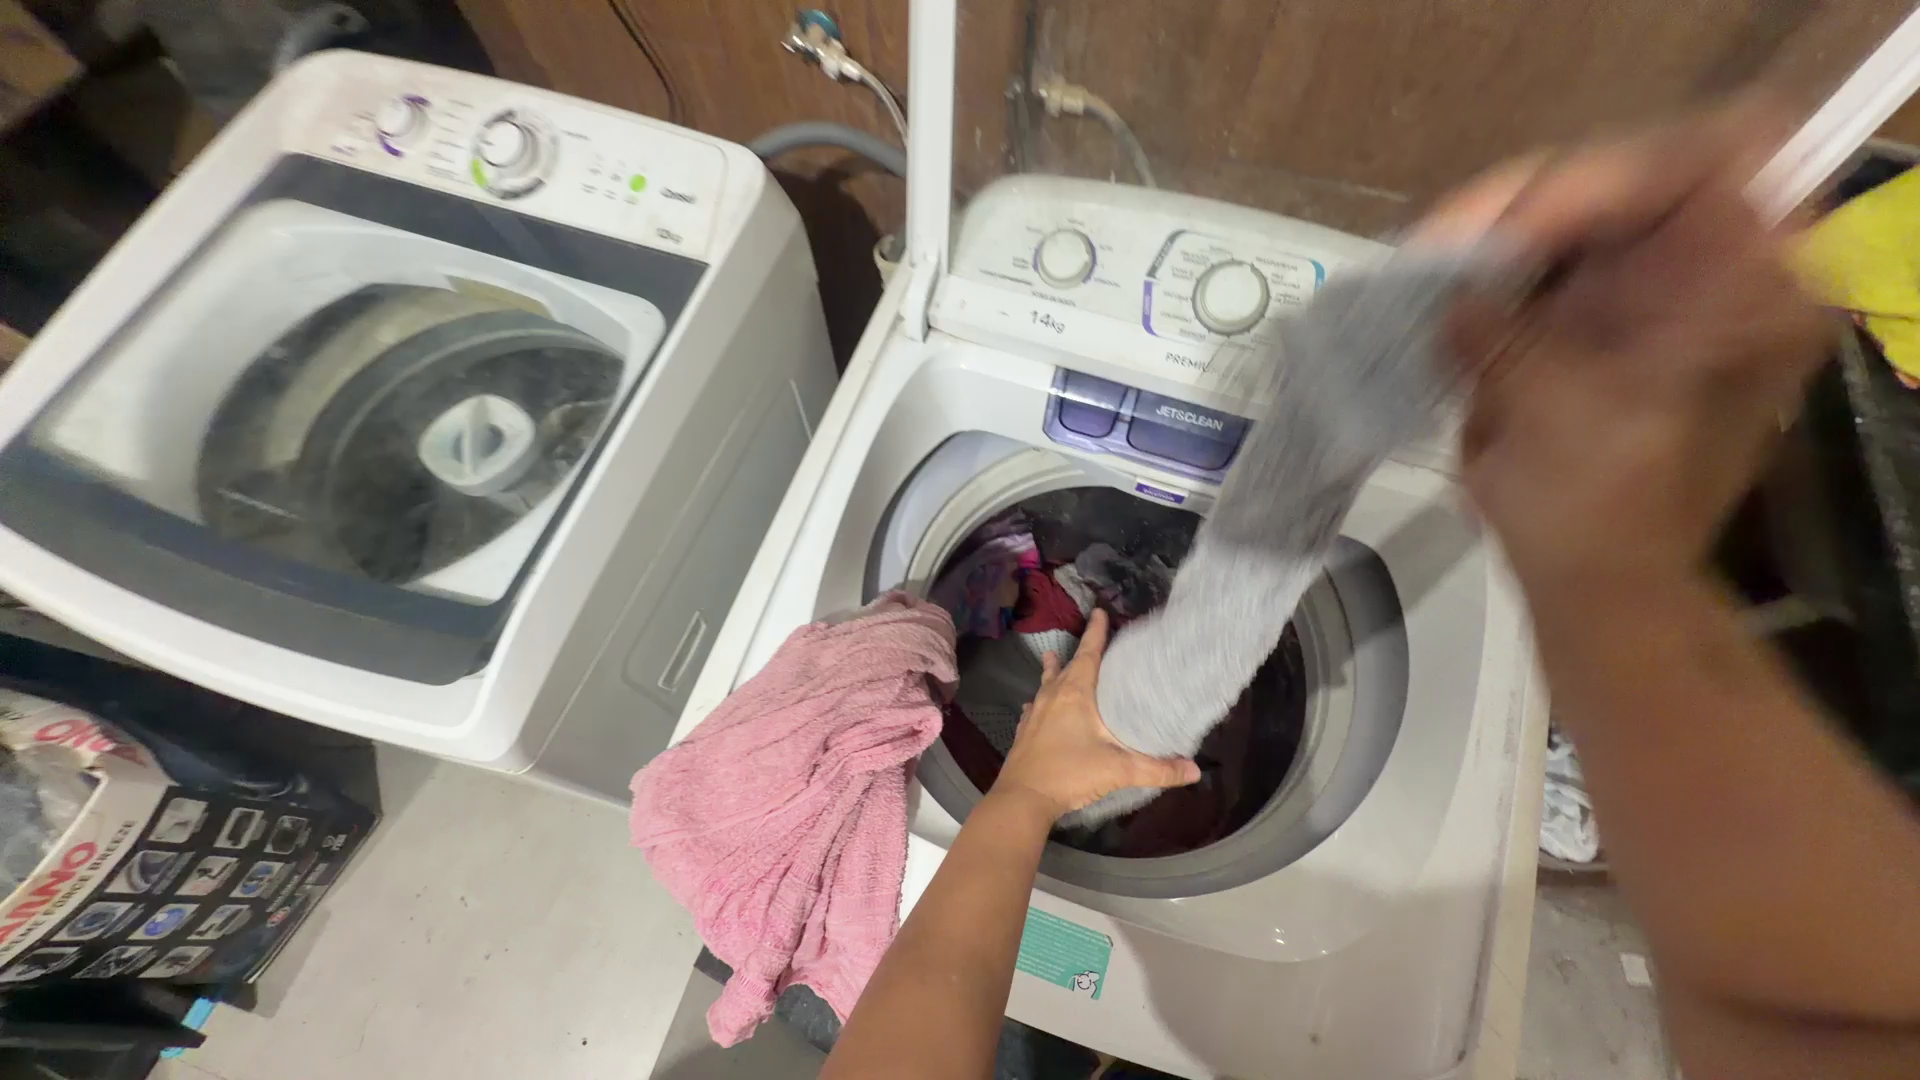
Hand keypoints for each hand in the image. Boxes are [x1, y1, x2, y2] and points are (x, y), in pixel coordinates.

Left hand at [988, 609, 1200, 821]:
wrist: (1022, 797)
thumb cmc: (1070, 773)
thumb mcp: (1118, 771)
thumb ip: (1157, 769)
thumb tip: (1195, 770)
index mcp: (1075, 694)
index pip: (1088, 655)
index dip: (1096, 633)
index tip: (1099, 612)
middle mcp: (1052, 696)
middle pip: (1066, 666)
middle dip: (1078, 651)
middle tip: (1087, 638)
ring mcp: (1034, 713)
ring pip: (1045, 683)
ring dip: (1052, 671)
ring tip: (1052, 658)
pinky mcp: (1024, 731)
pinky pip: (1034, 707)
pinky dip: (1040, 700)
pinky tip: (1036, 705)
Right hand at [1425, 105, 1833, 590]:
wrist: (1591, 576)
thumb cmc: (1600, 511)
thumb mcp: (1562, 419)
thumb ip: (1507, 346)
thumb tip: (1451, 301)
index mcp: (1745, 289)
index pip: (1708, 162)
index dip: (1607, 178)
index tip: (1511, 233)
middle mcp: (1702, 273)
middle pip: (1625, 181)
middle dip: (1525, 203)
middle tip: (1440, 241)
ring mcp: (1640, 296)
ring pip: (1570, 221)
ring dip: (1493, 235)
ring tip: (1425, 260)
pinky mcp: (1585, 324)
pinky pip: (1535, 271)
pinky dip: (1482, 276)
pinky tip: (1435, 290)